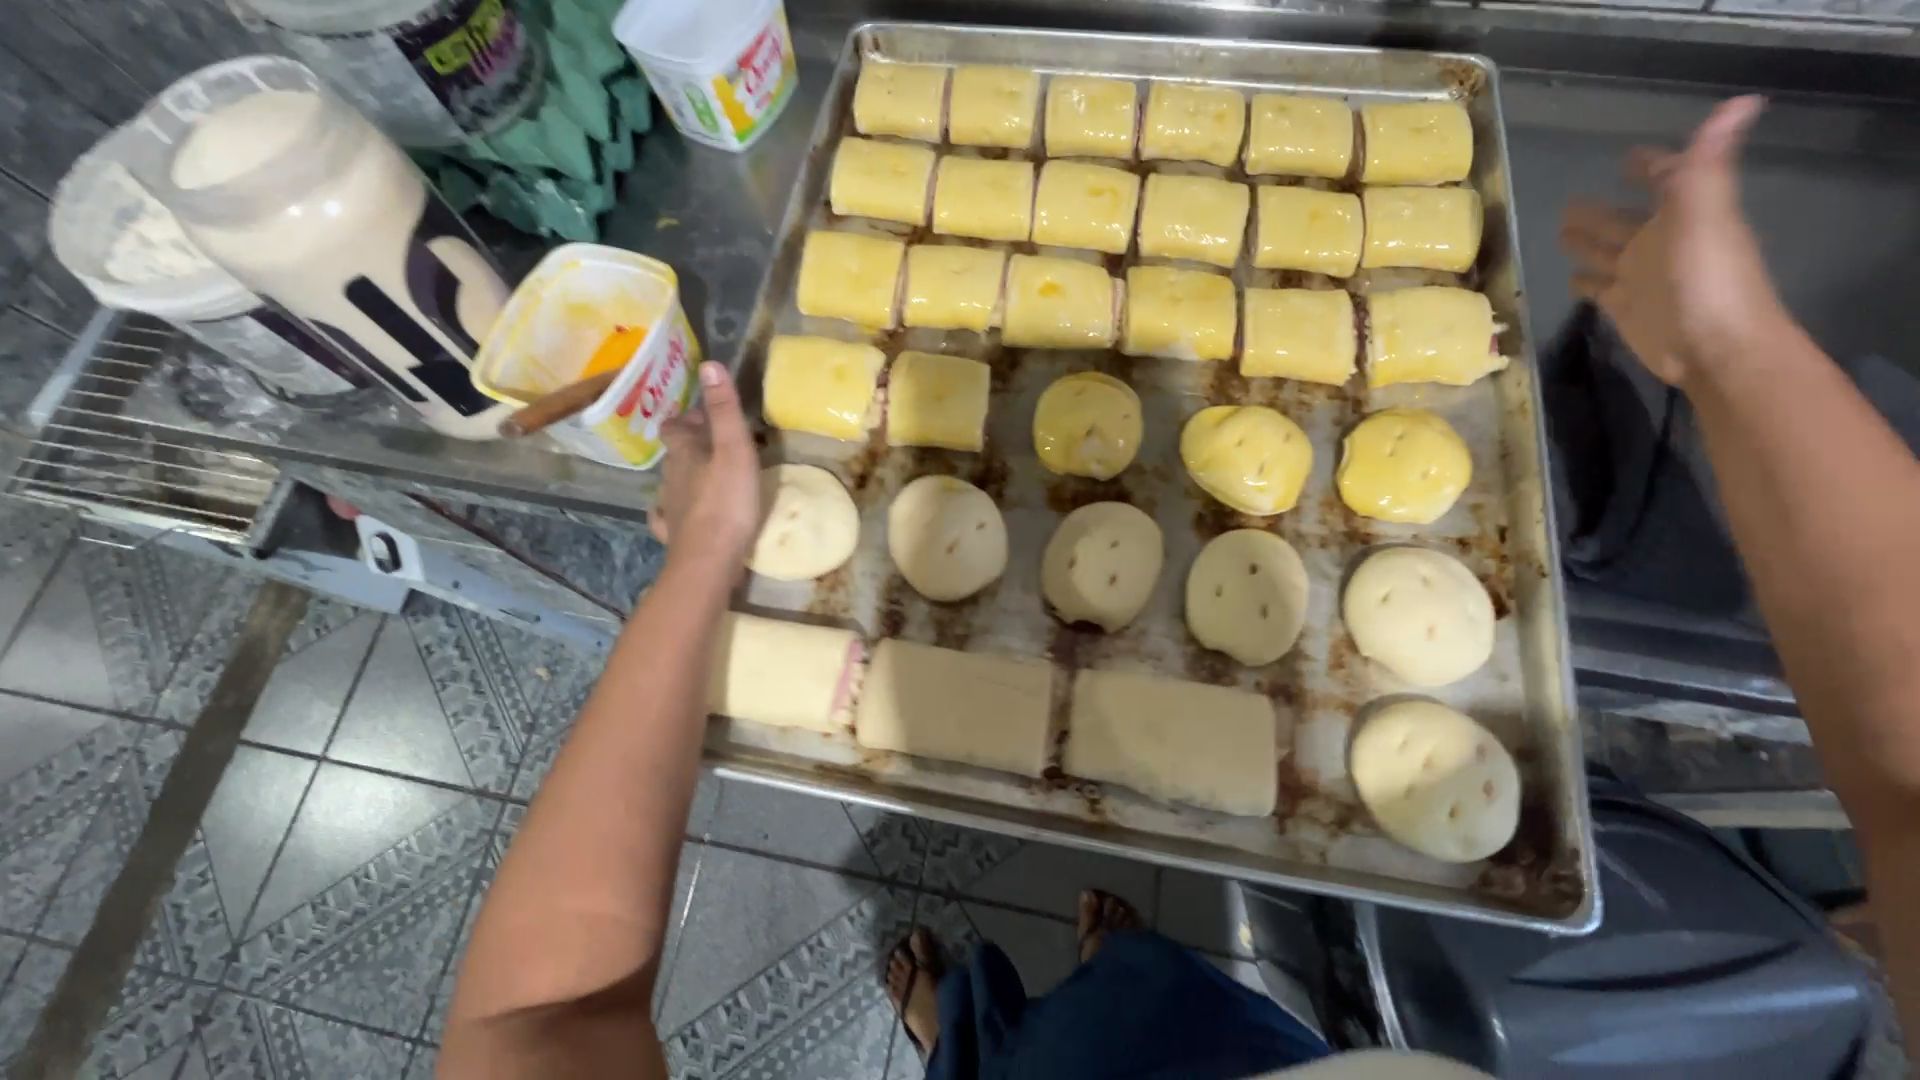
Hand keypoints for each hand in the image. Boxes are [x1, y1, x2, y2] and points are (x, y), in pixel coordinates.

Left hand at [649, 362, 761, 568]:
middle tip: (711, 445)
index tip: (700, 418)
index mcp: (685, 454)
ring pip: (671, 485)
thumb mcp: (734, 449)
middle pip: (674, 456)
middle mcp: (671, 477)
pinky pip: (667, 518)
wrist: (709, 558)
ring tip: (704, 477)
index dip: (684, 420)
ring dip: (684, 477)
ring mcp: (670, 508)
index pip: (675, 428)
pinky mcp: (675, 535)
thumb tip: (709, 364)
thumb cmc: (727, 501)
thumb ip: (724, 410)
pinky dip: (671, 512)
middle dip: (688, 447)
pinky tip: (676, 515)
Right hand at [1560, 96, 1785, 386]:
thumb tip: (1741, 102)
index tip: (1627, 157)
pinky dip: (1584, 281)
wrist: (1711, 345)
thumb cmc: (1707, 278)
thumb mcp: (1705, 214)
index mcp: (1681, 216)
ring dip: (1587, 241)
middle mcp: (1659, 243)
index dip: (1651, 166)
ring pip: (1606, 252)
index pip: (1665, 181)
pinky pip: (1598, 289)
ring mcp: (1639, 277)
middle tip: (1570, 200)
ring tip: (1559, 231)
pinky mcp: (1622, 307)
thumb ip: (1707, 164)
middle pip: (1624, 220)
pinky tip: (1569, 278)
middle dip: (1602, 209)